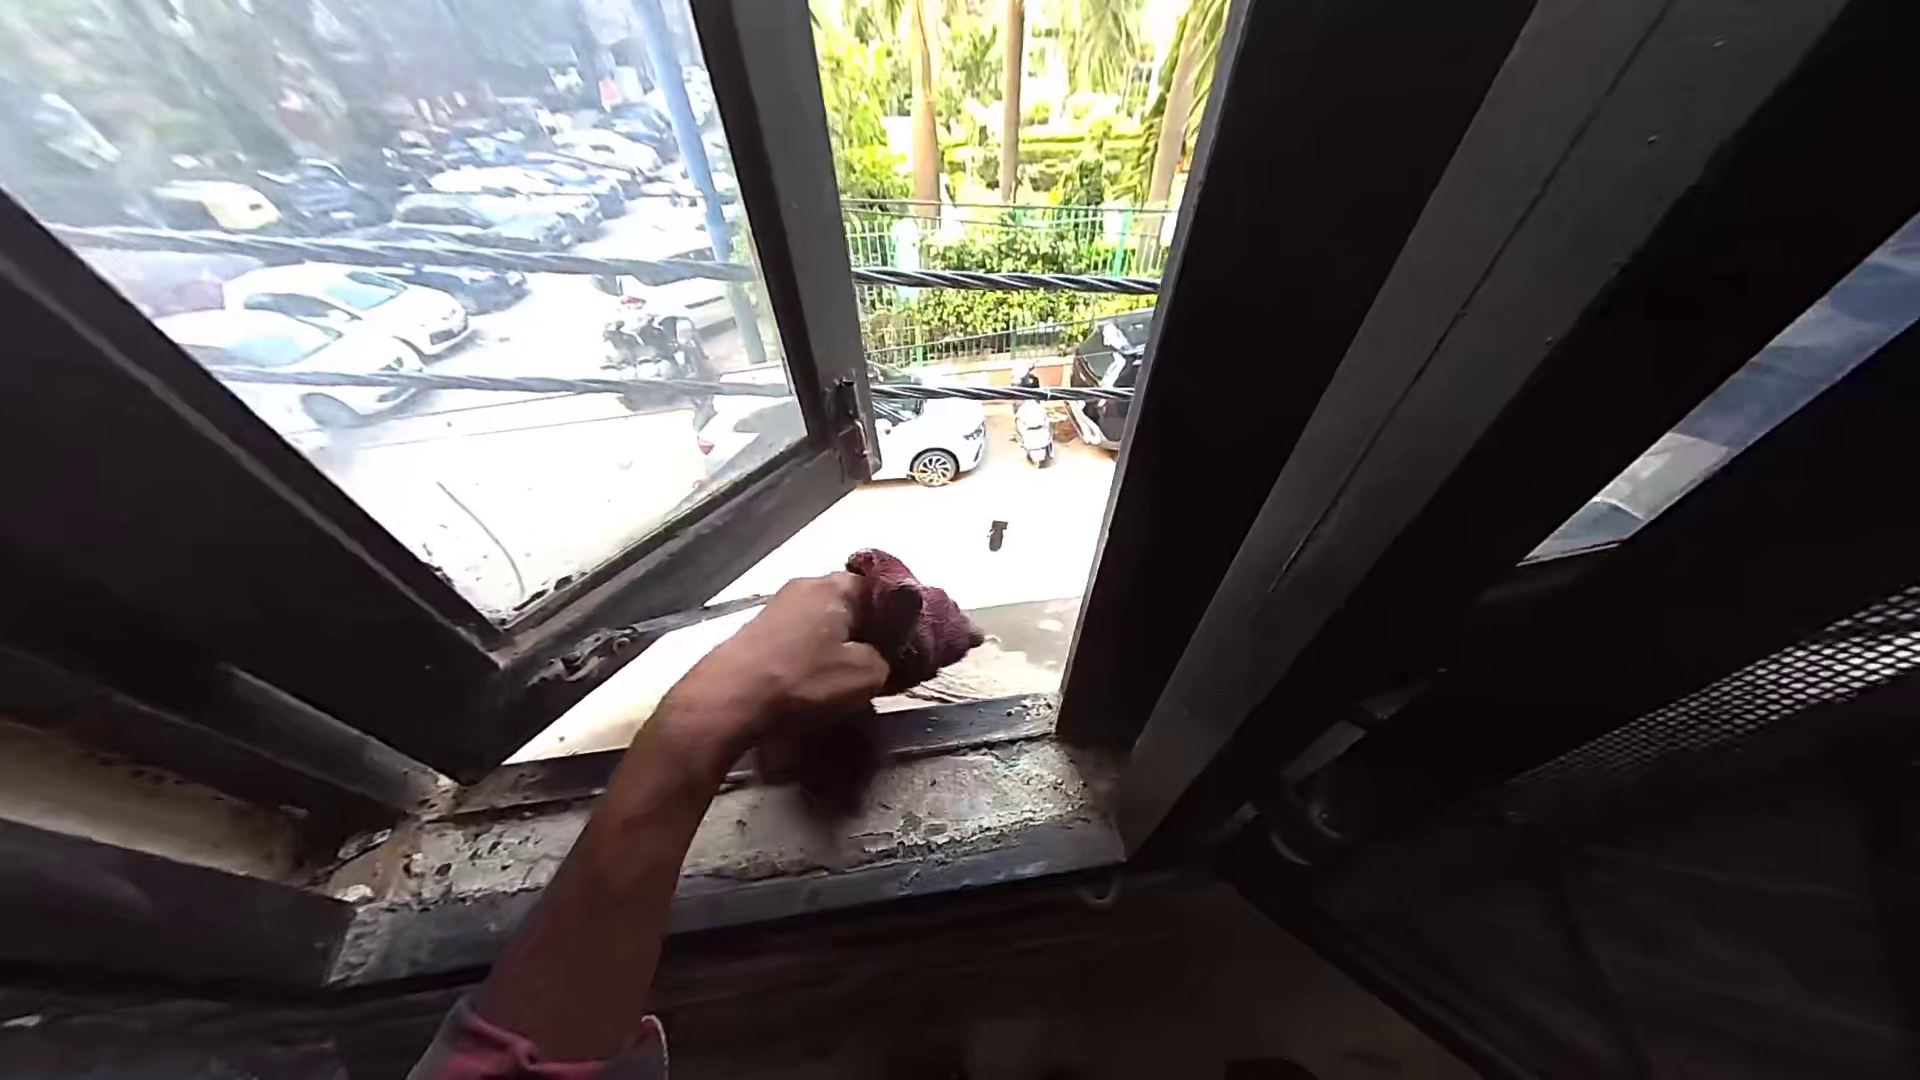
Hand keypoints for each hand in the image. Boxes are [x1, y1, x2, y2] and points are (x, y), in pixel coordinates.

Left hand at [665, 573, 888, 747]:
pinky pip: (801, 634)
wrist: (728, 699)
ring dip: (839, 643)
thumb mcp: (865, 676)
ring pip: (825, 620)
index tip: (903, 644)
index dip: (897, 617)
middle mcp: (806, 584)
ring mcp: (778, 604)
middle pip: (852, 604)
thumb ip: (887, 659)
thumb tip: (881, 657)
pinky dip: (812, 651)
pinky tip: (813, 678)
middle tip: (879, 662)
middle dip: (867, 631)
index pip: (881, 589)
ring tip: (845, 675)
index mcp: (836, 585)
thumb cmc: (803, 680)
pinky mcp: (759, 627)